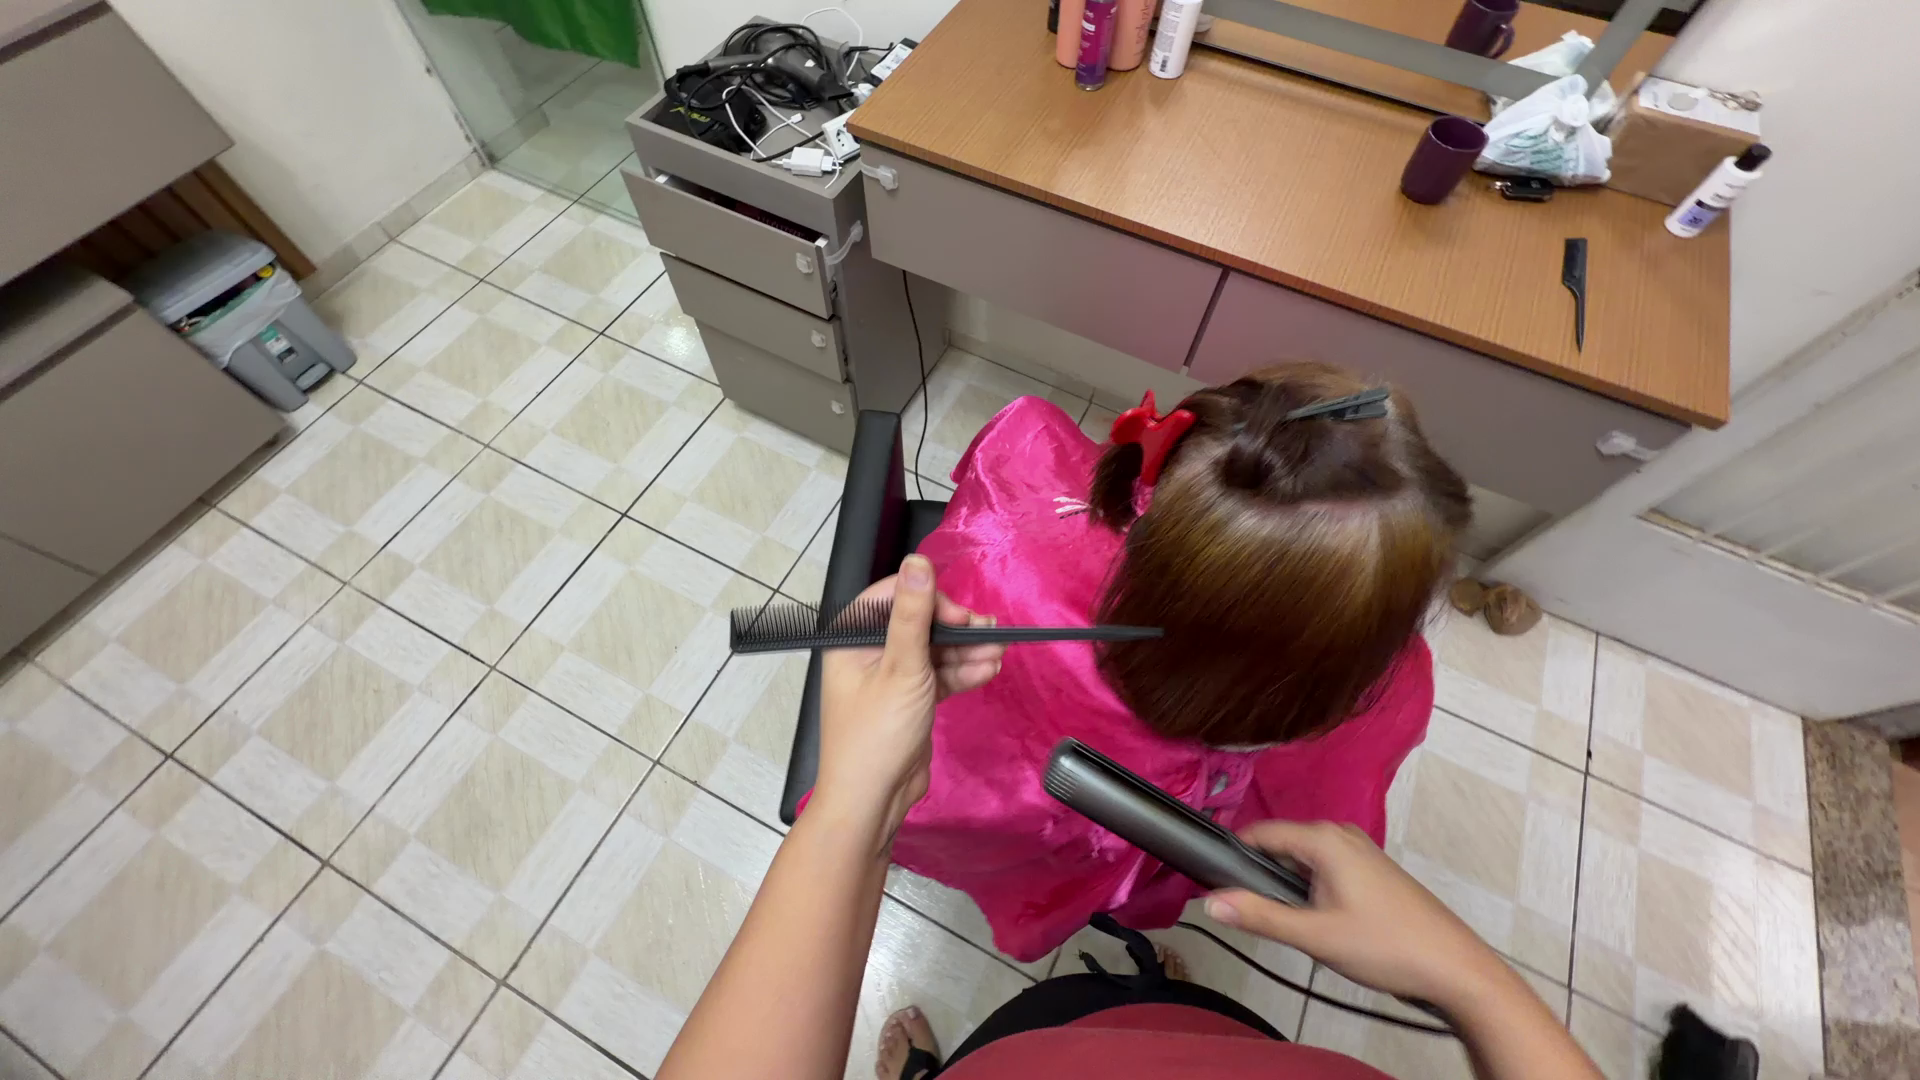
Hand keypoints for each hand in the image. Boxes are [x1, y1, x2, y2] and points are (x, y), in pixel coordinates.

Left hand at [813, 555, 1004, 840]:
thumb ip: (913, 615)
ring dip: (966, 651)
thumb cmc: (877, 735)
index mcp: (851, 638)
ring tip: (999, 653)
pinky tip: (988, 670)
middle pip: (919, 624)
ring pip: (934, 651)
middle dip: (956, 629)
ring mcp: (890, 676)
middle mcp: (868, 652)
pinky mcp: (910, 699)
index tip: (959, 617)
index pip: (893, 598)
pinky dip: (962, 673)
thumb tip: (917, 561)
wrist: (873, 803)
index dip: (930, 600)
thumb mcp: (902, 669)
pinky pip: (938, 675)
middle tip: (989, 635)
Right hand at [1204, 821, 1507, 1009]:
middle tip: (1259, 913)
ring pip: (1305, 858)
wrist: (1459, 972)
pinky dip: (1314, 886)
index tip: (1217, 881)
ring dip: (1291, 884)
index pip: (1260, 833)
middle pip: (1283, 845)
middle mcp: (1340, 833)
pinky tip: (1323, 920)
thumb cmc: (1385, 947)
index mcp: (1323, 838)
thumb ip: (1260, 916)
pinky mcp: (1374, 868)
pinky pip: (1326, 866)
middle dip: (1265, 874)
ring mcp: (1361, 849)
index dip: (1235, 855)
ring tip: (1293, 921)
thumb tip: (1210, 901)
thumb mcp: (1316, 936)